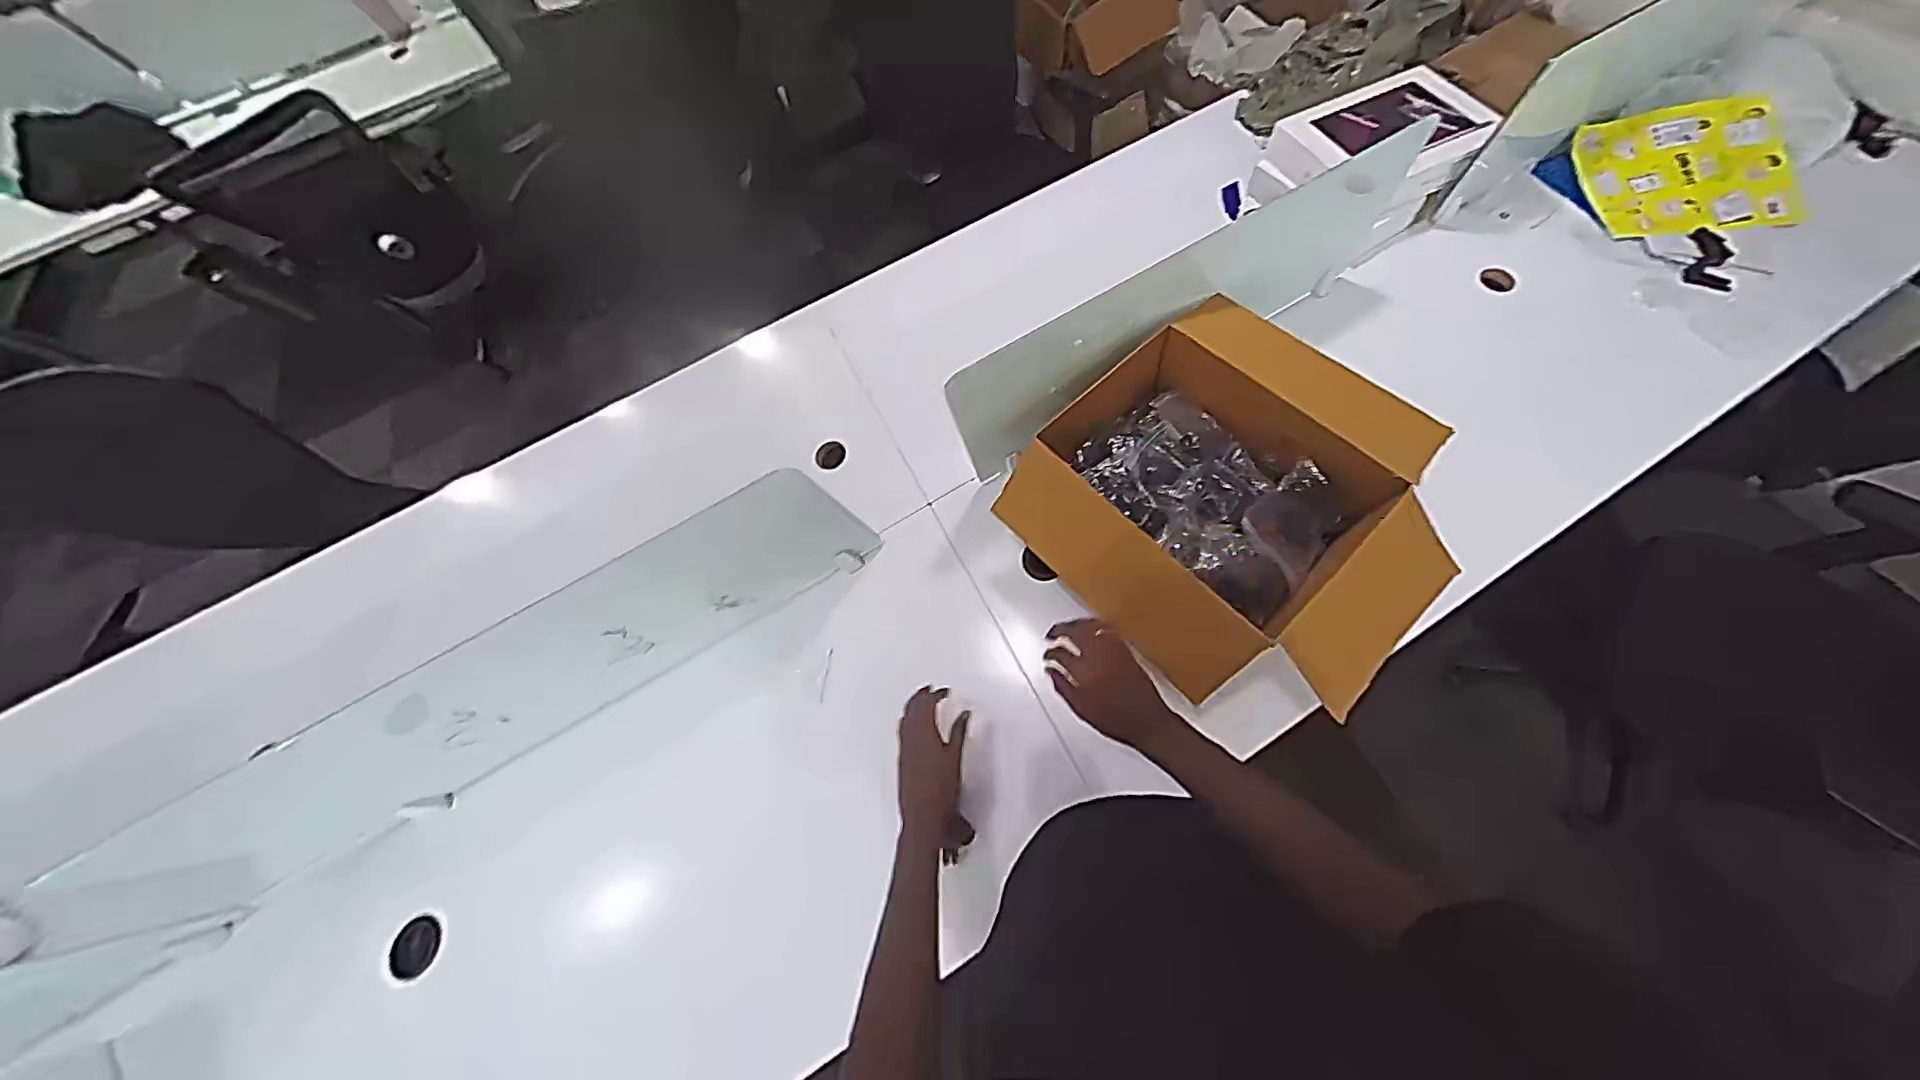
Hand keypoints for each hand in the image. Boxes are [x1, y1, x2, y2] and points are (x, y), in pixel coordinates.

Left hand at [897, 686, 973, 863]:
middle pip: (912, 708)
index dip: (936, 694)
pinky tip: (912, 724)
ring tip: (920, 700)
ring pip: (905, 719)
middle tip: (929, 689)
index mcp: (923, 733)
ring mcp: (904, 749)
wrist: (924, 818)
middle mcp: (910, 739)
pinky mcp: (902, 760)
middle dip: (921, 695)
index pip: (927, 704)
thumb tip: (963, 716)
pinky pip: (902, 731)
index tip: (944, 690)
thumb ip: (959, 731)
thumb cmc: (940, 792)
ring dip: (913, 706)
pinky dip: (908, 721)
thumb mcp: (956, 757)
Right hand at [1044, 619, 1187, 753]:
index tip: (1048, 656)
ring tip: (1069, 627)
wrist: (1149, 722)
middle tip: (1052, 634)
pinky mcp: (1127, 650)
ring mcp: (1114, 650)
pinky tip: (1092, 629)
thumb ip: (1062, 687)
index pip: (1059, 653)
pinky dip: (1096, 625)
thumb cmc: (1118, 721)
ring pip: (1091, 625)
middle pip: (1074, 631)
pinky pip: (1108, 630)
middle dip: (1059, 629)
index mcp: (1083, 671)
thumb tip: (1051, 672)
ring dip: (1077, 624)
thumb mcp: (1081, 709)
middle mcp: (1098, 656)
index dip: (1050, 653)